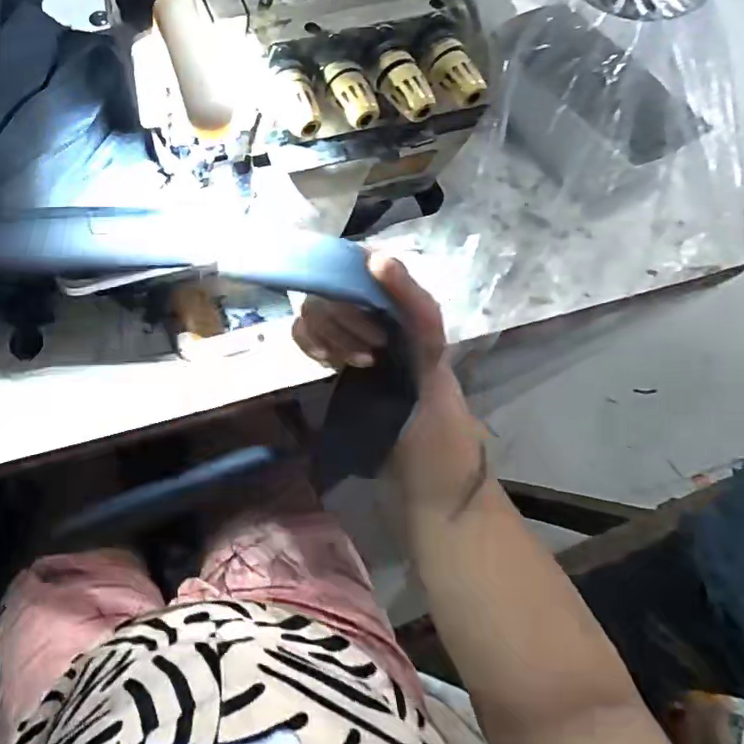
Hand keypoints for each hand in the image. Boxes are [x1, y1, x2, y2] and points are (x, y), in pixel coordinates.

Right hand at [294, 255, 479, 502]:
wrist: (424, 487)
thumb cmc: (438, 424)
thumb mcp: (432, 356)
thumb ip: (413, 307)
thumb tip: (377, 256)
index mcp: (406, 310)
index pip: (364, 265)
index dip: (350, 275)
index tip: (357, 306)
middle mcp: (376, 317)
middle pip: (334, 287)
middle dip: (343, 316)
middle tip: (370, 352)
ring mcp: (351, 340)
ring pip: (315, 309)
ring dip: (327, 331)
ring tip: (354, 364)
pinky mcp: (331, 364)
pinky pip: (305, 336)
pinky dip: (309, 343)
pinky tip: (327, 364)